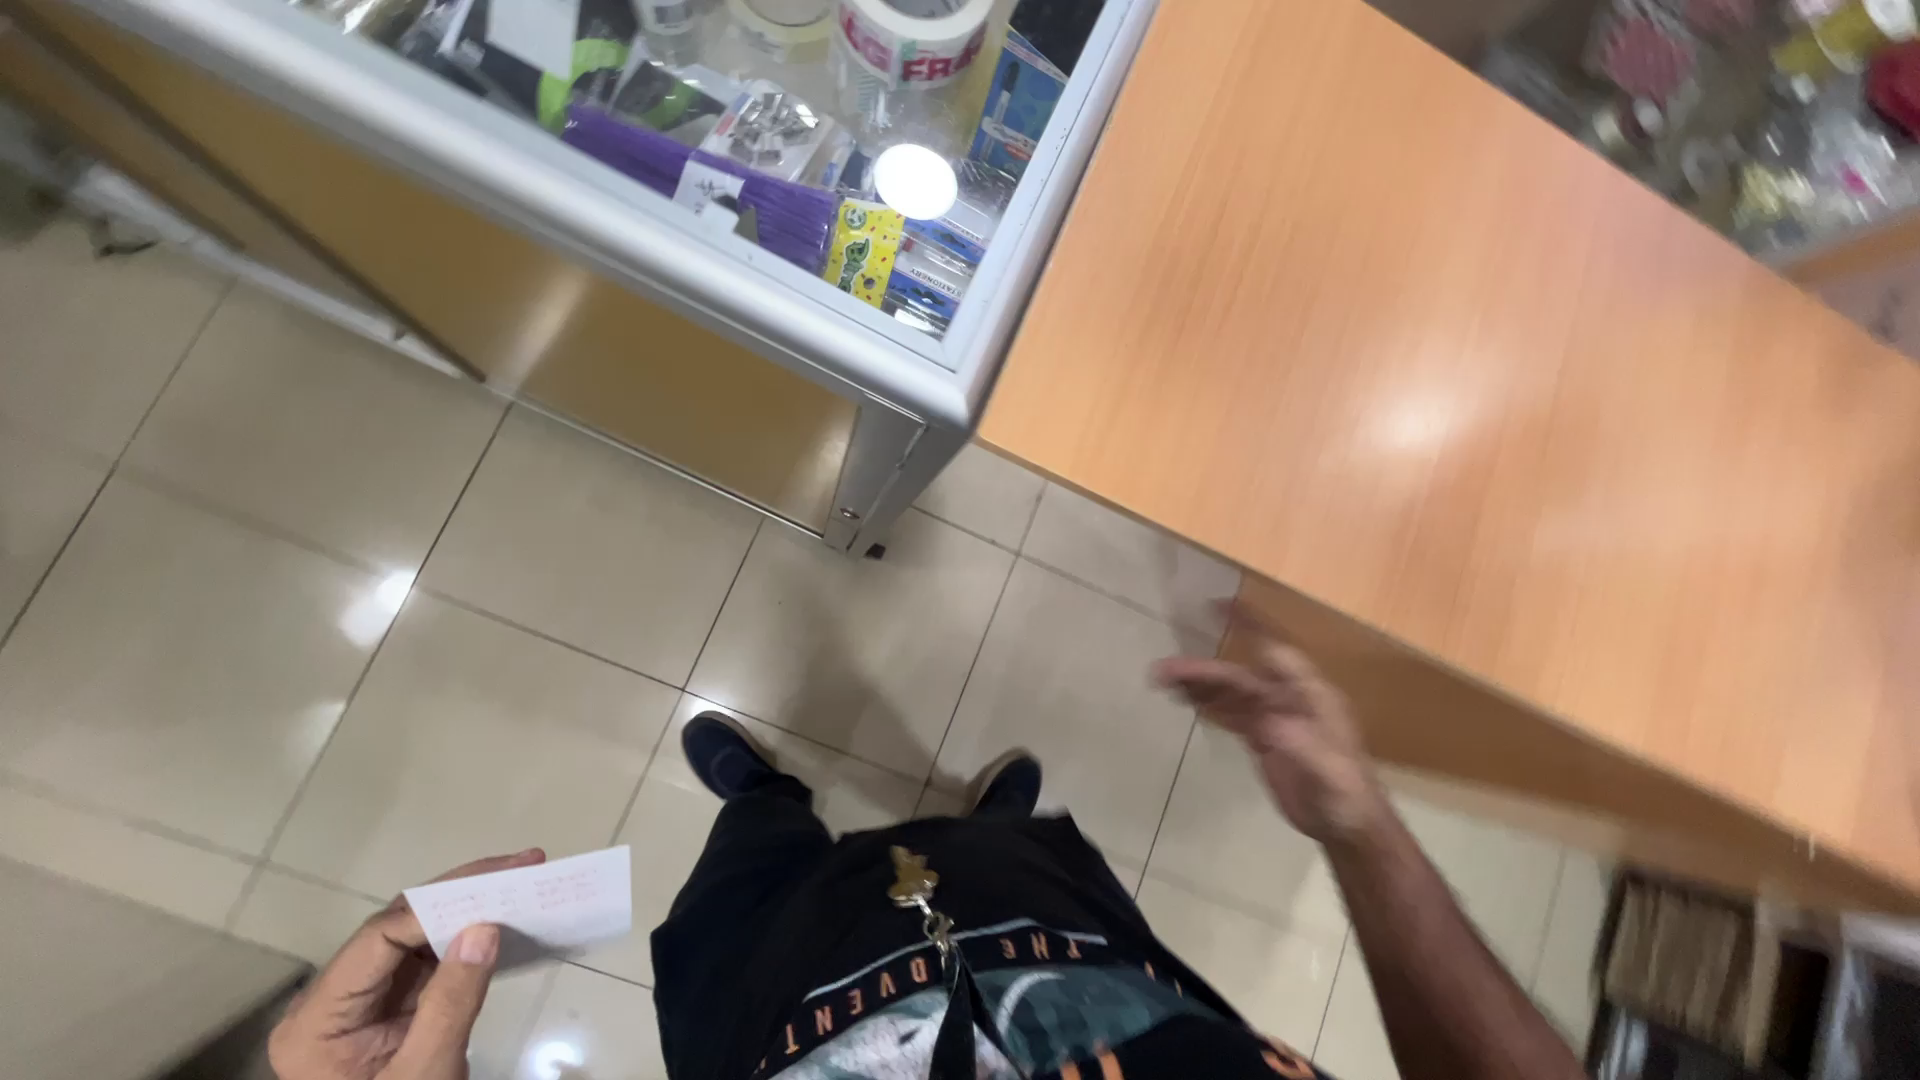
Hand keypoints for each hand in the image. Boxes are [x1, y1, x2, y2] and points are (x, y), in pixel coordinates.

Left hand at [268, 849, 545, 1079]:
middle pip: (397, 923)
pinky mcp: (395, 1000)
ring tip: (524, 876)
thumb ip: (450, 1004)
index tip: (499, 889)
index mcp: (317, 1020)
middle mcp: (334, 997)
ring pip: (418, 928)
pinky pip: (432, 950)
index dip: (436, 908)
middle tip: (524, 865)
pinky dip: (470, 929)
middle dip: (461, 890)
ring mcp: (365, 996)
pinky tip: (506, 914)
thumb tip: (485, 928)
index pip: (377, 939)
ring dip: (471, 901)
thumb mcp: (424, 1073)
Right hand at [1154, 620, 1385, 844]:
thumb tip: (1272, 725)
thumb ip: (1302, 747)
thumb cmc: (1344, 796)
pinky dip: (1206, 703)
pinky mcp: (1262, 737)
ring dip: (1197, 684)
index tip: (1221, 604)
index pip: (1275, 652)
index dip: (1250, 626)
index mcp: (1308, 697)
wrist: (1348, 826)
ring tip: (1161, 678)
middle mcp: (1288, 699)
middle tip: (1162, 669)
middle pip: (1238, 676)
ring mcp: (1273, 717)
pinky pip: (1229, 712)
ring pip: (1229, 692)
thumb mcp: (1328, 773)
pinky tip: (1183, 698)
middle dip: (1202, 669)